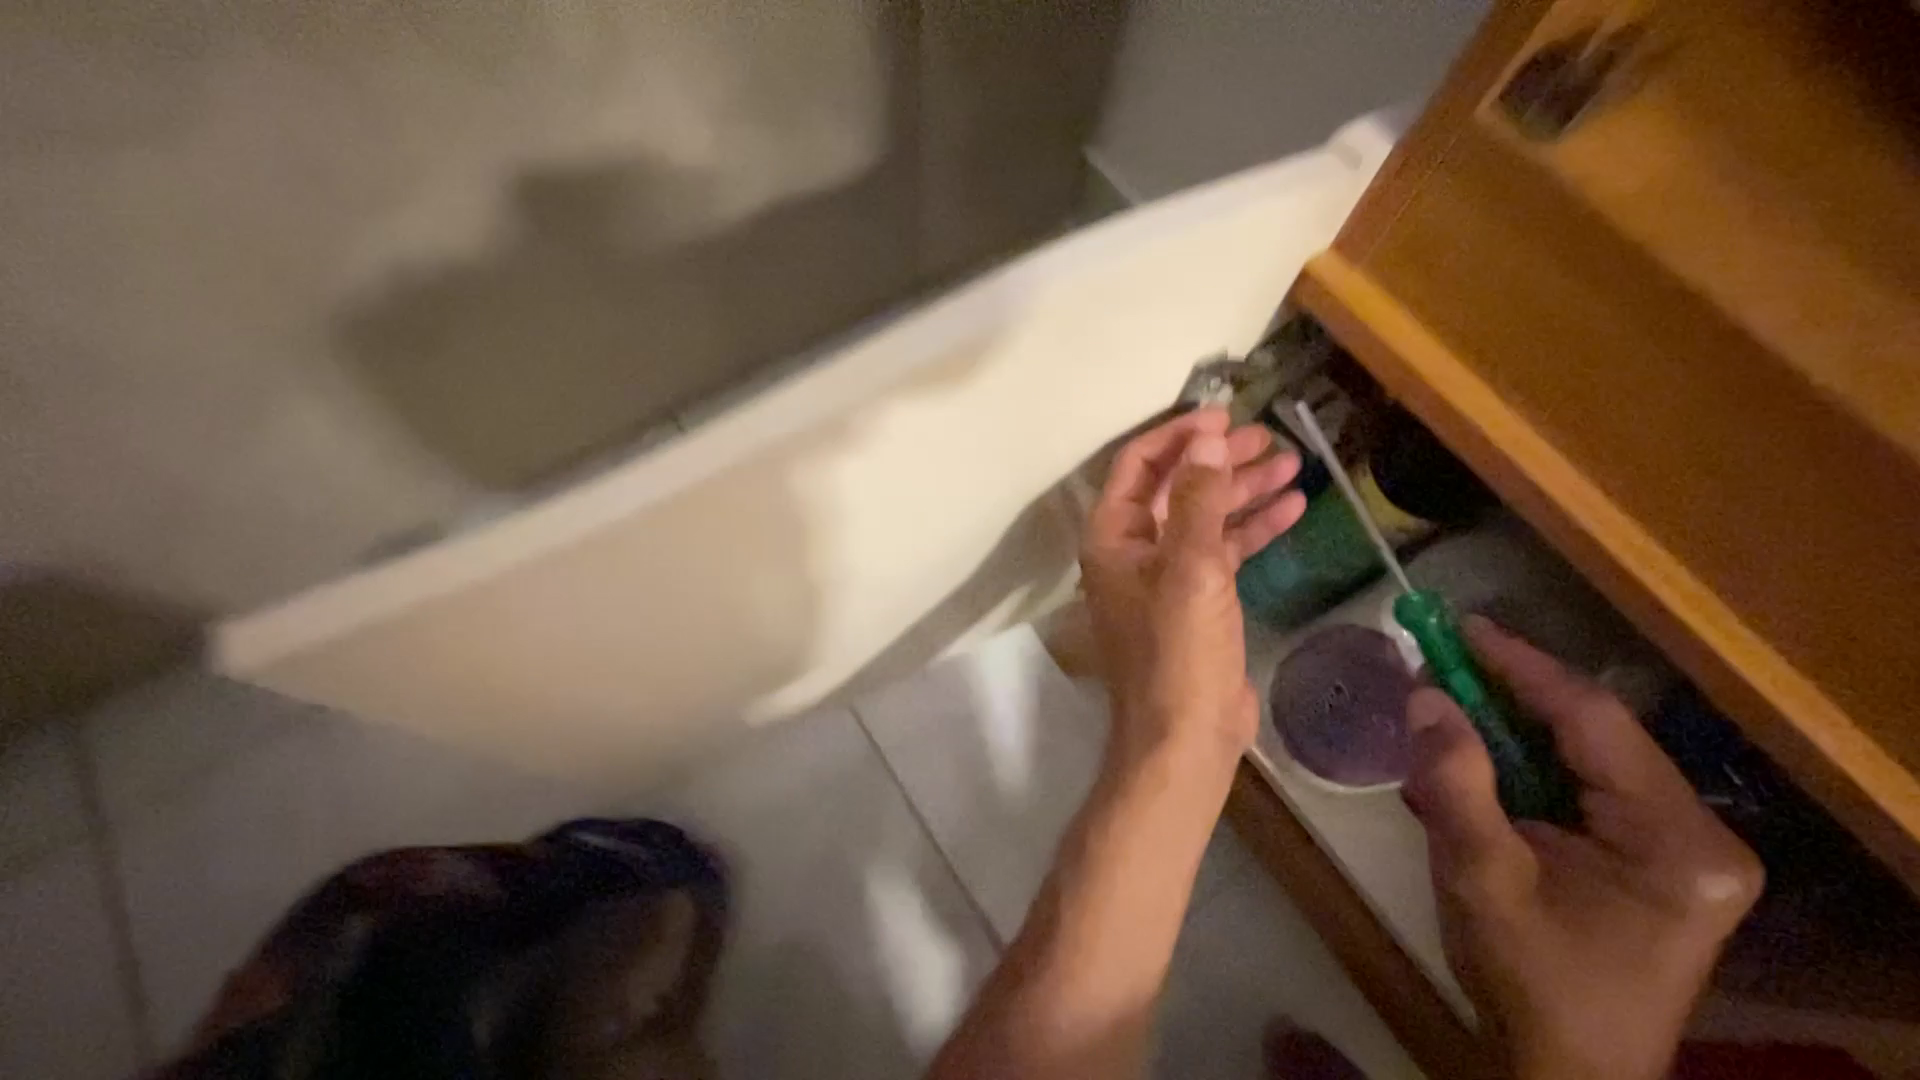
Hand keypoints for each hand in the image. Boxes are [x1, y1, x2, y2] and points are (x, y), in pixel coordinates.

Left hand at [1080, 408, 1304, 768]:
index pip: (1138, 466)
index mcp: (1113, 538)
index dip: (1178, 436)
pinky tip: (1292, 507)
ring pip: (1204, 517)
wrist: (1187, 734)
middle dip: (1218, 460)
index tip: (1223, 414)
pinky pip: (1223, 551)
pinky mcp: (1197, 600)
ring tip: (1291, 463)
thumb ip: (1196, 499)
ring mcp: (1165, 576)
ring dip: (1242, 490)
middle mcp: (1133, 551)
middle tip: (1267, 436)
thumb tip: (1205, 437)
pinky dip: (1252, 529)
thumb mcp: (1190, 567)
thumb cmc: (1179, 650)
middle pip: (1174, 487)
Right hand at [1402, 617, 1763, 1079]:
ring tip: (1440, 710)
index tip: (1460, 627)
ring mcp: (1675, 846)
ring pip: (1577, 756)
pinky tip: (1466, 766)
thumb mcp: (1481, 880)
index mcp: (1677, 840)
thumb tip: (1424, 696)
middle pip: (1590, 734)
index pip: (1595, 722)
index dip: (1523, 666)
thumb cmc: (1531, 980)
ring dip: (1504, 731)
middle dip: (1507, 695)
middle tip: (1437, 662)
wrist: (1568, 1070)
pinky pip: (1574, 787)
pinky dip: (1514, 768)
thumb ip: (1454, 784)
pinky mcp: (1647, 857)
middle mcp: (1694, 834)